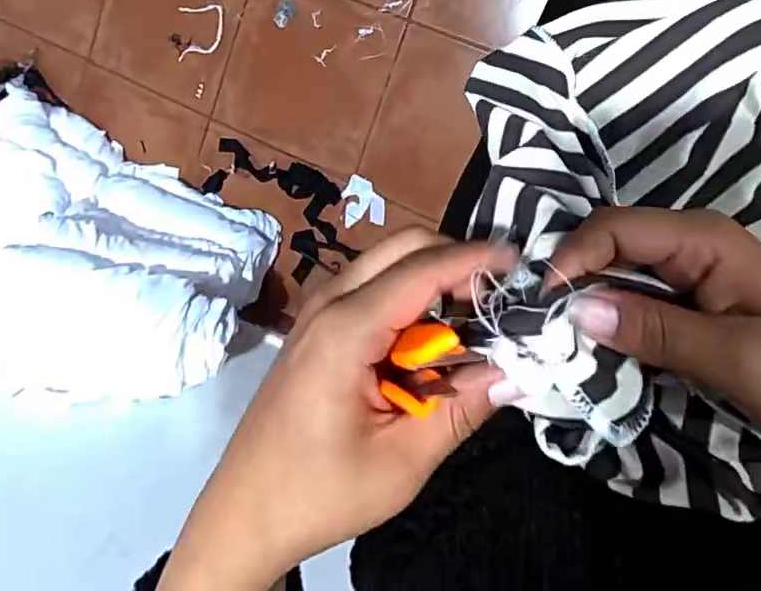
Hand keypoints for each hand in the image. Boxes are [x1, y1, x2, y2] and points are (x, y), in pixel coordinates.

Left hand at [159, 232, 516, 589]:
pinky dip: (412, 290)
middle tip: (495, 296)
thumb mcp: (402, 462)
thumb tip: (518, 368)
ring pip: (391, 258)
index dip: (475, 259)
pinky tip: (429, 333)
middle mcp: (332, 300)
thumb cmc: (318, 492)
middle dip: (457, 258)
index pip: (424, 268)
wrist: (241, 515)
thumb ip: (463, 408)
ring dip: (434, 273)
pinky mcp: (320, 320)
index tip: (519, 263)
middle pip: (407, 245)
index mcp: (348, 328)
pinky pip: (376, 280)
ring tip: (470, 315)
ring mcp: (321, 306)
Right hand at [551, 208, 760, 583]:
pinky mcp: (706, 296)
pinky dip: (623, 313)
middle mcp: (697, 240)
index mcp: (704, 237)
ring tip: (561, 333)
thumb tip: (576, 305)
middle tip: (542, 321)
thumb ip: (652, 328)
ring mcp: (702, 267)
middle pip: (618, 241)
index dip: (574, 255)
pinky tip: (605, 339)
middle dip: (578, 273)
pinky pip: (650, 293)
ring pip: (630, 268)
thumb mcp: (731, 357)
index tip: (543, 301)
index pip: (618, 227)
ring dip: (597, 295)